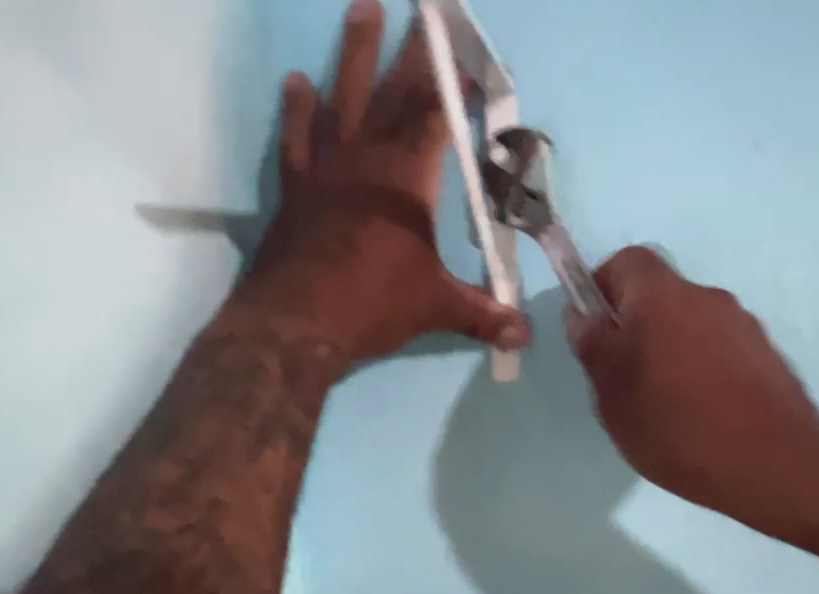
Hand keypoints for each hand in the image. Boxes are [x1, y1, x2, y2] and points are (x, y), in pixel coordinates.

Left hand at [232, 0, 530, 372]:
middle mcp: (366, 160)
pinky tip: (297, 82)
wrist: (295, 323)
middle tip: (422, 6)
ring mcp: (325, 170)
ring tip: (363, 6)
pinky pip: (296, 139)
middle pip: (394, 91)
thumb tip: (525, 335)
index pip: (436, 117)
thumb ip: (481, 314)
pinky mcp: (294, 191)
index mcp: (407, 179)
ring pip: (342, 97)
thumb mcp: (435, 308)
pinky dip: (296, 110)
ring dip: (354, 53)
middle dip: (413, 48)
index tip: (471, 63)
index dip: (455, 87)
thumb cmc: (372, 305)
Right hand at [565, 247, 818, 516]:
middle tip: (622, 379)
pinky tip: (698, 416)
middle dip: (634, 328)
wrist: (772, 463)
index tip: (593, 331)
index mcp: (662, 297)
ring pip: (689, 325)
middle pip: (658, 296)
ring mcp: (742, 325)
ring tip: (663, 406)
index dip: (602, 288)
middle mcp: (706, 297)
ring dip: (669, 351)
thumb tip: (583, 314)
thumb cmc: (675, 427)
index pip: (626, 262)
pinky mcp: (765, 356)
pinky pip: (717, 350)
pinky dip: (700, 371)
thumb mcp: (612, 394)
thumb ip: (594, 347)